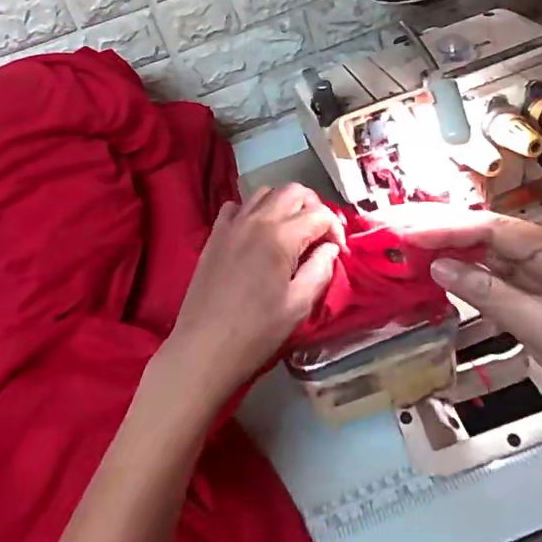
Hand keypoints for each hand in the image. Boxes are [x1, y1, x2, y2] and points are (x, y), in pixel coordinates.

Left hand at [162, 184, 341, 400]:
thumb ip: (321, 269)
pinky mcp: (214, 235)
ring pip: (265, 192)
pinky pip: (236, 205)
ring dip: (285, 203)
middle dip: (313, 206)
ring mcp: (232, 225)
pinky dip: (253, 210)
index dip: (336, 229)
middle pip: (294, 191)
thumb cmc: (256, 332)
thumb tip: (329, 248)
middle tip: (319, 233)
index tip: (338, 251)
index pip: (319, 214)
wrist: (203, 349)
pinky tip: (257, 232)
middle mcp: (257, 220)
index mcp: (281, 237)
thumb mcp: (299, 305)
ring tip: (292, 229)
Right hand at [386, 206, 541, 442]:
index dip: (452, 228)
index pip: (499, 230)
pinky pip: (497, 283)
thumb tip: (439, 266)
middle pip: (492, 238)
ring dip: (454, 257)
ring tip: (412, 251)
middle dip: (447, 236)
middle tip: (402, 233)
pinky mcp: (537, 300)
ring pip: (490, 259)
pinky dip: (469, 282)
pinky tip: (441, 278)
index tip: (413, 231)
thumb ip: (490, 295)